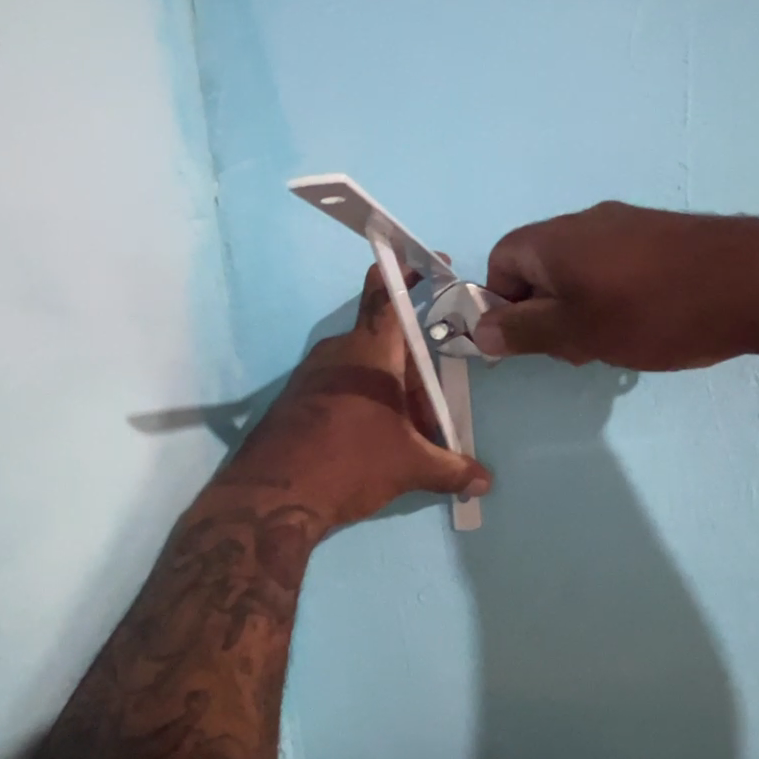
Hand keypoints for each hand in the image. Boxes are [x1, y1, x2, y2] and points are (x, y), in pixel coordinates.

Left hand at [216, 264, 492, 526]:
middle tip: (436, 412)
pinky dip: (363, 409)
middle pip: (386, 348)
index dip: (408, 271)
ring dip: (390, 397)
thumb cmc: (349, 462)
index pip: (387, 293)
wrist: (272, 497)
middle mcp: (337, 353)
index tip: (429, 262)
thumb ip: (450, 469)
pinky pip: (339, 392)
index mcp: (370, 350)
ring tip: (409, 437)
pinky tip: (373, 446)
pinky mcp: (295, 403)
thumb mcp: (409, 466)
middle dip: (414, 376)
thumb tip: (485, 482)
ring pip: (363, 374)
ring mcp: (310, 377)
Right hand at [473, 202, 758, 369]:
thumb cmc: (653, 311)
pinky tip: (646, 325)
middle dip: (545, 313)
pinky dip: (615, 299)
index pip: (500, 262)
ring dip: (581, 311)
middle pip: (539, 268)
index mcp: (554, 240)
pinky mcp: (663, 239)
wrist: (757, 282)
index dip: (503, 304)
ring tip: (613, 343)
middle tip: (575, 349)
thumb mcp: (576, 332)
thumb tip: (481, 330)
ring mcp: (629, 226)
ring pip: (579, 272)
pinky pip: (616, 269)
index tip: (529, 340)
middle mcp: (586, 223)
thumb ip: (523, 332)